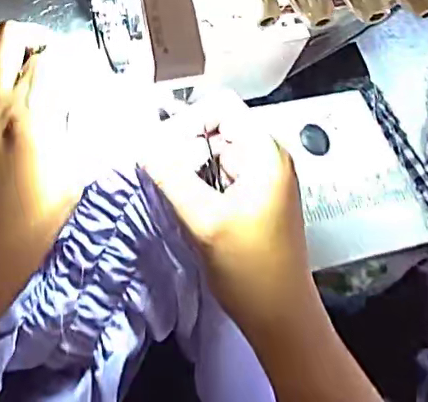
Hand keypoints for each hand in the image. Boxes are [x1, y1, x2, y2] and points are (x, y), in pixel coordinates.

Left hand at [0, 21, 82, 303]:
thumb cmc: (22, 228)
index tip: (66, 68)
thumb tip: (73, 107)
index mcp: (26, 111)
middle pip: (6, 36)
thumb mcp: (68, 181)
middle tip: (35, 51)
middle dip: (26, 35)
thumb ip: (73, 135)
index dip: (61, 57)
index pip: (48, 58)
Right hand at [142, 93, 315, 339]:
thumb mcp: (205, 221)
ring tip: (175, 192)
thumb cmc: (253, 272)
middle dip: (187, 146)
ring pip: (217, 151)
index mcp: (265, 152)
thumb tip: (144, 147)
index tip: (164, 147)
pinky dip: (203, 182)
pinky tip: (190, 205)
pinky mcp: (257, 197)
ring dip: (192, 166)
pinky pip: (223, 173)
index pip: (221, 107)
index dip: (189, 120)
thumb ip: (172, 179)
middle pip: (218, 127)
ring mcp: (265, 177)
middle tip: (163, 172)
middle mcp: (269, 157)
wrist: (283, 321)